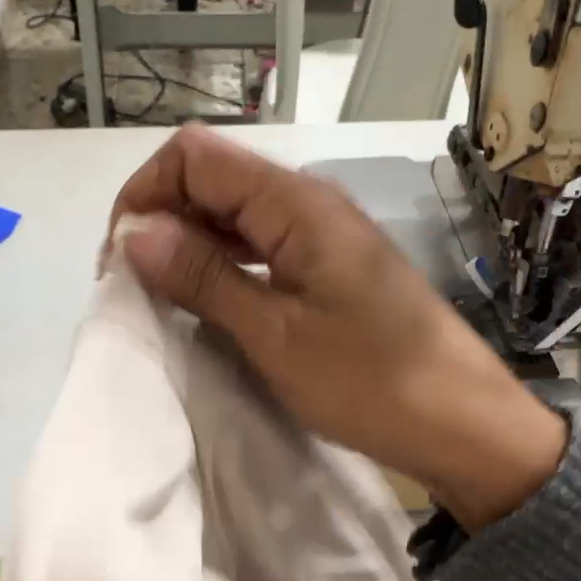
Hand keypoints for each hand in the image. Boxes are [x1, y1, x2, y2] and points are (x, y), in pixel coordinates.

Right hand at [113, 125, 567, 529]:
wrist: (460, 424)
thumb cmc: (369, 382)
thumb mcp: (274, 335)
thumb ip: (203, 278)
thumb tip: (134, 233)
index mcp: (296, 204)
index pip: (194, 157)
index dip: (145, 195)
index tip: (120, 262)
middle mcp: (308, 206)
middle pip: (212, 181)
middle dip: (160, 222)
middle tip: (132, 289)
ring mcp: (322, 239)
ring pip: (234, 219)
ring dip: (189, 250)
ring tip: (159, 303)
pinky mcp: (330, 274)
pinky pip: (260, 252)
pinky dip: (223, 272)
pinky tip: (206, 309)